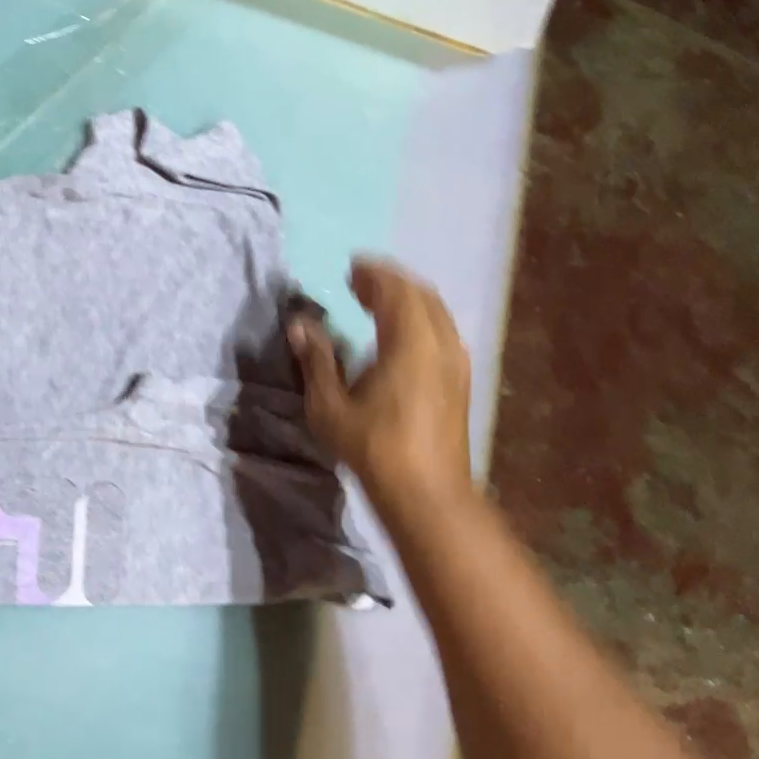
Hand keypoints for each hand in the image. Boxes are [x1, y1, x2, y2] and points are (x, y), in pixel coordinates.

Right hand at [288, 256, 474, 511]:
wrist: (427, 491)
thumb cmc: (373, 447)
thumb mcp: (330, 406)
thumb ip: (317, 360)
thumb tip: (300, 325)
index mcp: (409, 343)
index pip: (395, 291)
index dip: (373, 274)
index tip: (351, 267)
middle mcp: (440, 344)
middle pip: (421, 295)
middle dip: (391, 282)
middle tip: (360, 282)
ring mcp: (455, 363)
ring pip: (436, 313)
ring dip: (408, 300)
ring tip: (378, 303)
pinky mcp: (459, 381)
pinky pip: (442, 331)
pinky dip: (420, 319)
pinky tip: (399, 337)